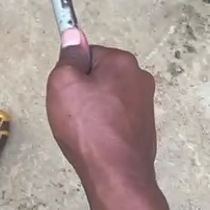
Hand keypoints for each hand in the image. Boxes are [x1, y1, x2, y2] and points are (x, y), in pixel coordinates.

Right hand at [46, 45, 157, 192]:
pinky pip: (115, 118)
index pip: (87, 54)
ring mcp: (145, 105)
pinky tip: (95, 142)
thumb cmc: (88, 128)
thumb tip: (73, 35)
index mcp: (123, 62)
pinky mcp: (144, 127)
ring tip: (83, 131)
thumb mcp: (64, 84)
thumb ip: (69, 57)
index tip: (66, 92)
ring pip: (106, 98)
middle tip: (72, 113)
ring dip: (92, 110)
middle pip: (99, 75)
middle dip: (82, 92)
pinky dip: (103, 126)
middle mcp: (140, 78)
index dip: (71, 73)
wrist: (116, 175)